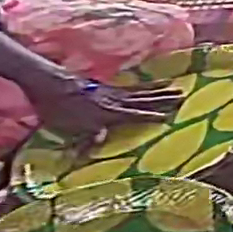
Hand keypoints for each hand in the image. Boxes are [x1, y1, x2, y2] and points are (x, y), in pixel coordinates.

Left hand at [24, 77, 182, 138]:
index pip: (135, 115)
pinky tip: (157, 83)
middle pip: (145, 101)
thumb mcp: (68, 127)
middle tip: (184, 97)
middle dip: (164, 100)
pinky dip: (148, 85)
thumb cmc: (56, 108)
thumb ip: (88, 137)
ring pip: (143, 92)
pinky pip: (135, 87)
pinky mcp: (110, 87)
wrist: (48, 83)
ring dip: (161, 91)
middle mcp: (116, 102)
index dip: (151, 117)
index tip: (169, 117)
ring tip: (178, 88)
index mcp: (109, 113)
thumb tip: (99, 148)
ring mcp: (115, 93)